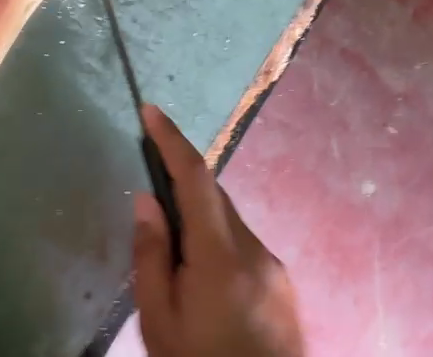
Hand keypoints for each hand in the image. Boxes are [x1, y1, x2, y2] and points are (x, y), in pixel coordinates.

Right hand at [134, 105, 305, 356]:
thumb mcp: (158, 321)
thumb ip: (151, 255)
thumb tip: (147, 200)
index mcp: (221, 256)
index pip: (195, 178)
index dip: (171, 139)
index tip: (151, 111)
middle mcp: (256, 252)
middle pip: (214, 198)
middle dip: (182, 186)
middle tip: (150, 199)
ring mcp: (276, 271)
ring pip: (230, 223)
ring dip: (201, 222)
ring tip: (175, 259)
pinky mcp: (285, 289)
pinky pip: (244, 247)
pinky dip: (219, 245)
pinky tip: (205, 280)